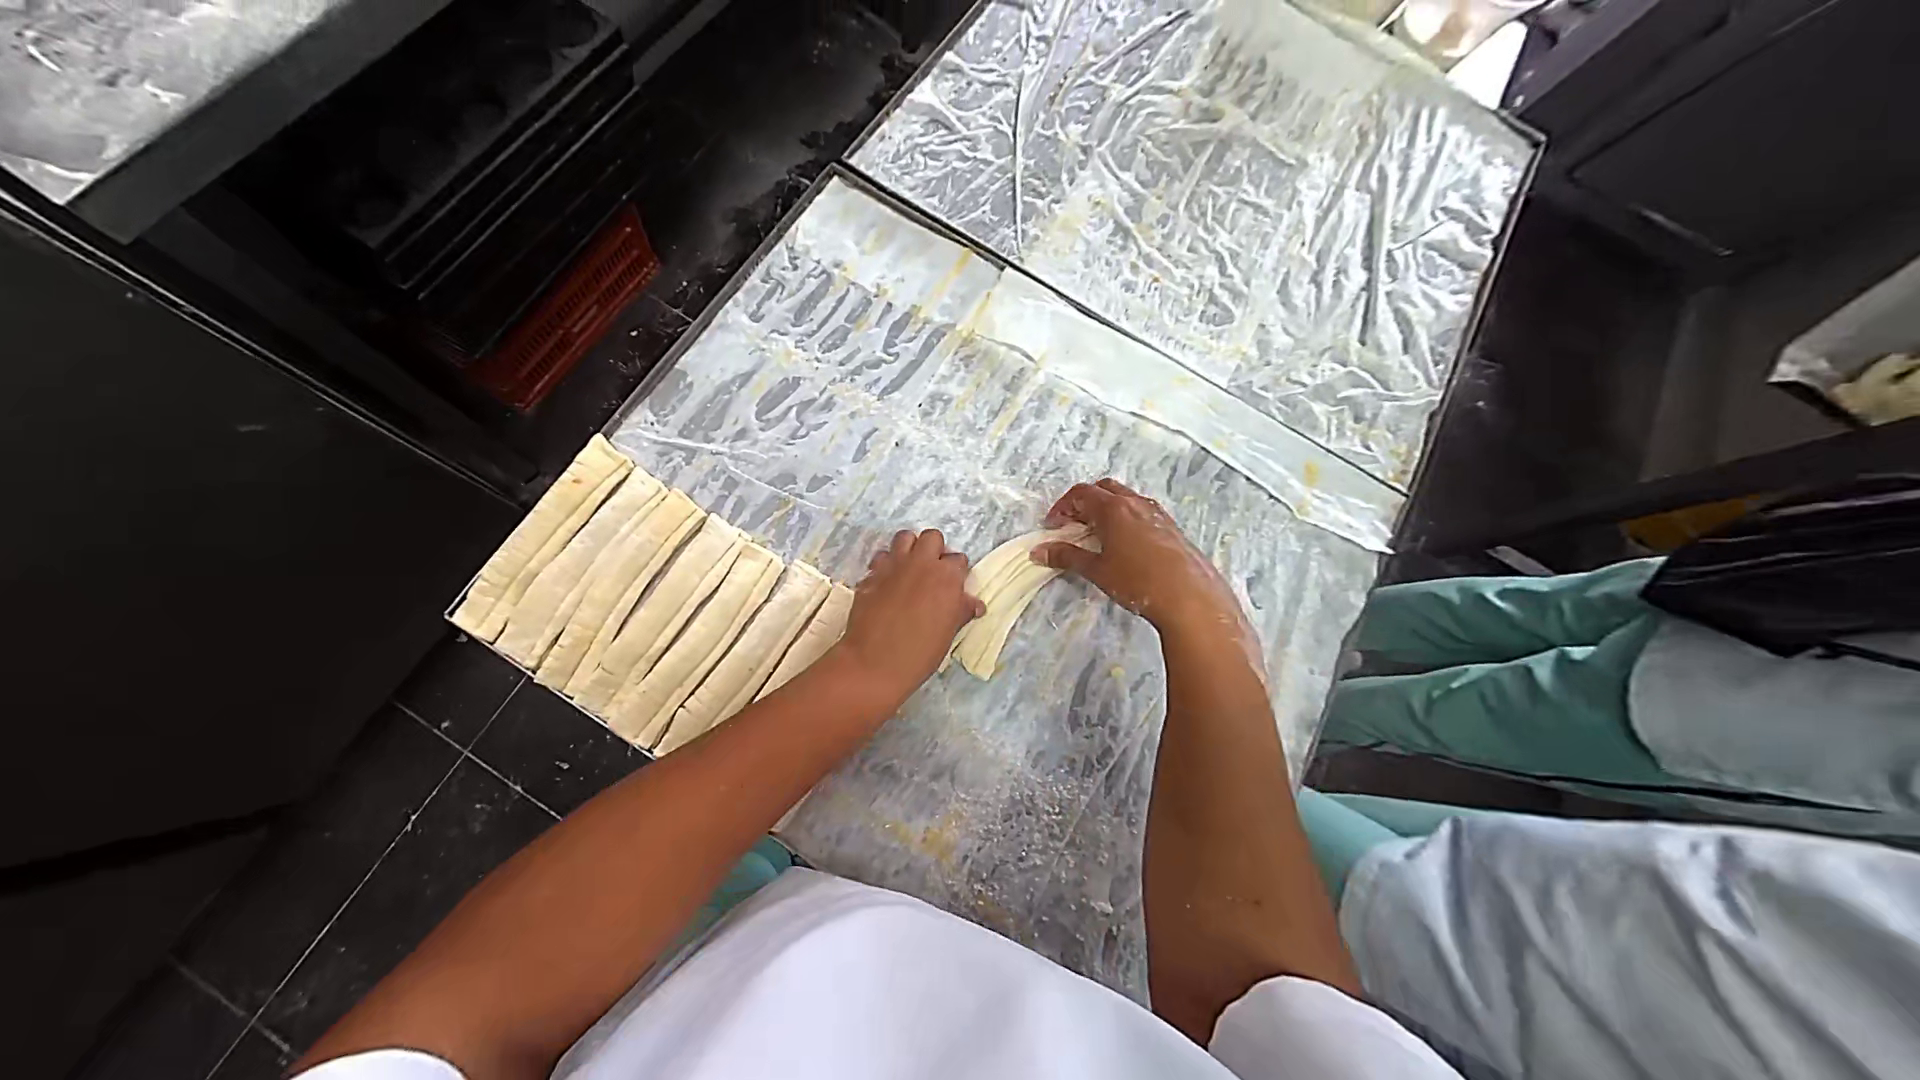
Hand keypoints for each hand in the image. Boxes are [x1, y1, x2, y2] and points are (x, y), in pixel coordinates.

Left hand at [836, 529, 983, 699]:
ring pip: (905, 537)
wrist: (875, 662)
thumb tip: (974, 604)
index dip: (956, 572)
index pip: (959, 560)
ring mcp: (894, 565)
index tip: (953, 585)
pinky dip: (886, 564)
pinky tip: (887, 581)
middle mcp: (921, 563)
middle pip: (932, 538)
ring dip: (910, 548)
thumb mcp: (948, 633)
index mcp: (947, 577)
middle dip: (934, 550)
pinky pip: (881, 556)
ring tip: (909, 569)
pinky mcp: (871, 574)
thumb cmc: (920, 653)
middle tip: (932, 572)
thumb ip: (960, 610)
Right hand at [1034, 479, 1241, 633]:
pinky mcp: (1171, 527)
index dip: (1062, 507)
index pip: (1081, 494)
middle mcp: (1135, 503)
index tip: (1052, 527)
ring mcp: (1156, 513)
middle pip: (1103, 489)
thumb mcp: (1097, 570)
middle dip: (1083, 503)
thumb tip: (1039, 551)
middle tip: (1072, 526)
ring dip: (1105, 509)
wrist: (1190, 597)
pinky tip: (1123, 544)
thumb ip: (1067, 556)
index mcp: (1114, 508)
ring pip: (1125, 498)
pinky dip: (1125, 518)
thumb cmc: (1138, 581)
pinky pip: (1141, 511)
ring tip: (1096, 535)